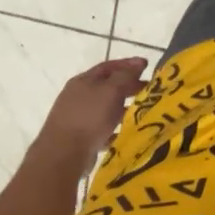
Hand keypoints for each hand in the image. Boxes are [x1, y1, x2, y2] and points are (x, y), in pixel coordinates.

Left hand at [31, 57, 147, 163]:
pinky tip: (128, 129)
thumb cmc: (89, 117)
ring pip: (106, 105)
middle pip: (107, 85)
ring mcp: (78, 114)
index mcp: (83, 81)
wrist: (65, 152)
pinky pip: (104, 124)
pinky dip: (117, 124)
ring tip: (143, 109)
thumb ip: (125, 76)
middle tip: (149, 88)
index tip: (147, 65)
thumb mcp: (111, 91)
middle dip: (129, 85)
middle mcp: (78, 95)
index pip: (108, 66)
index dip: (128, 64)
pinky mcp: (81, 133)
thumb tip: (138, 63)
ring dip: (124, 105)